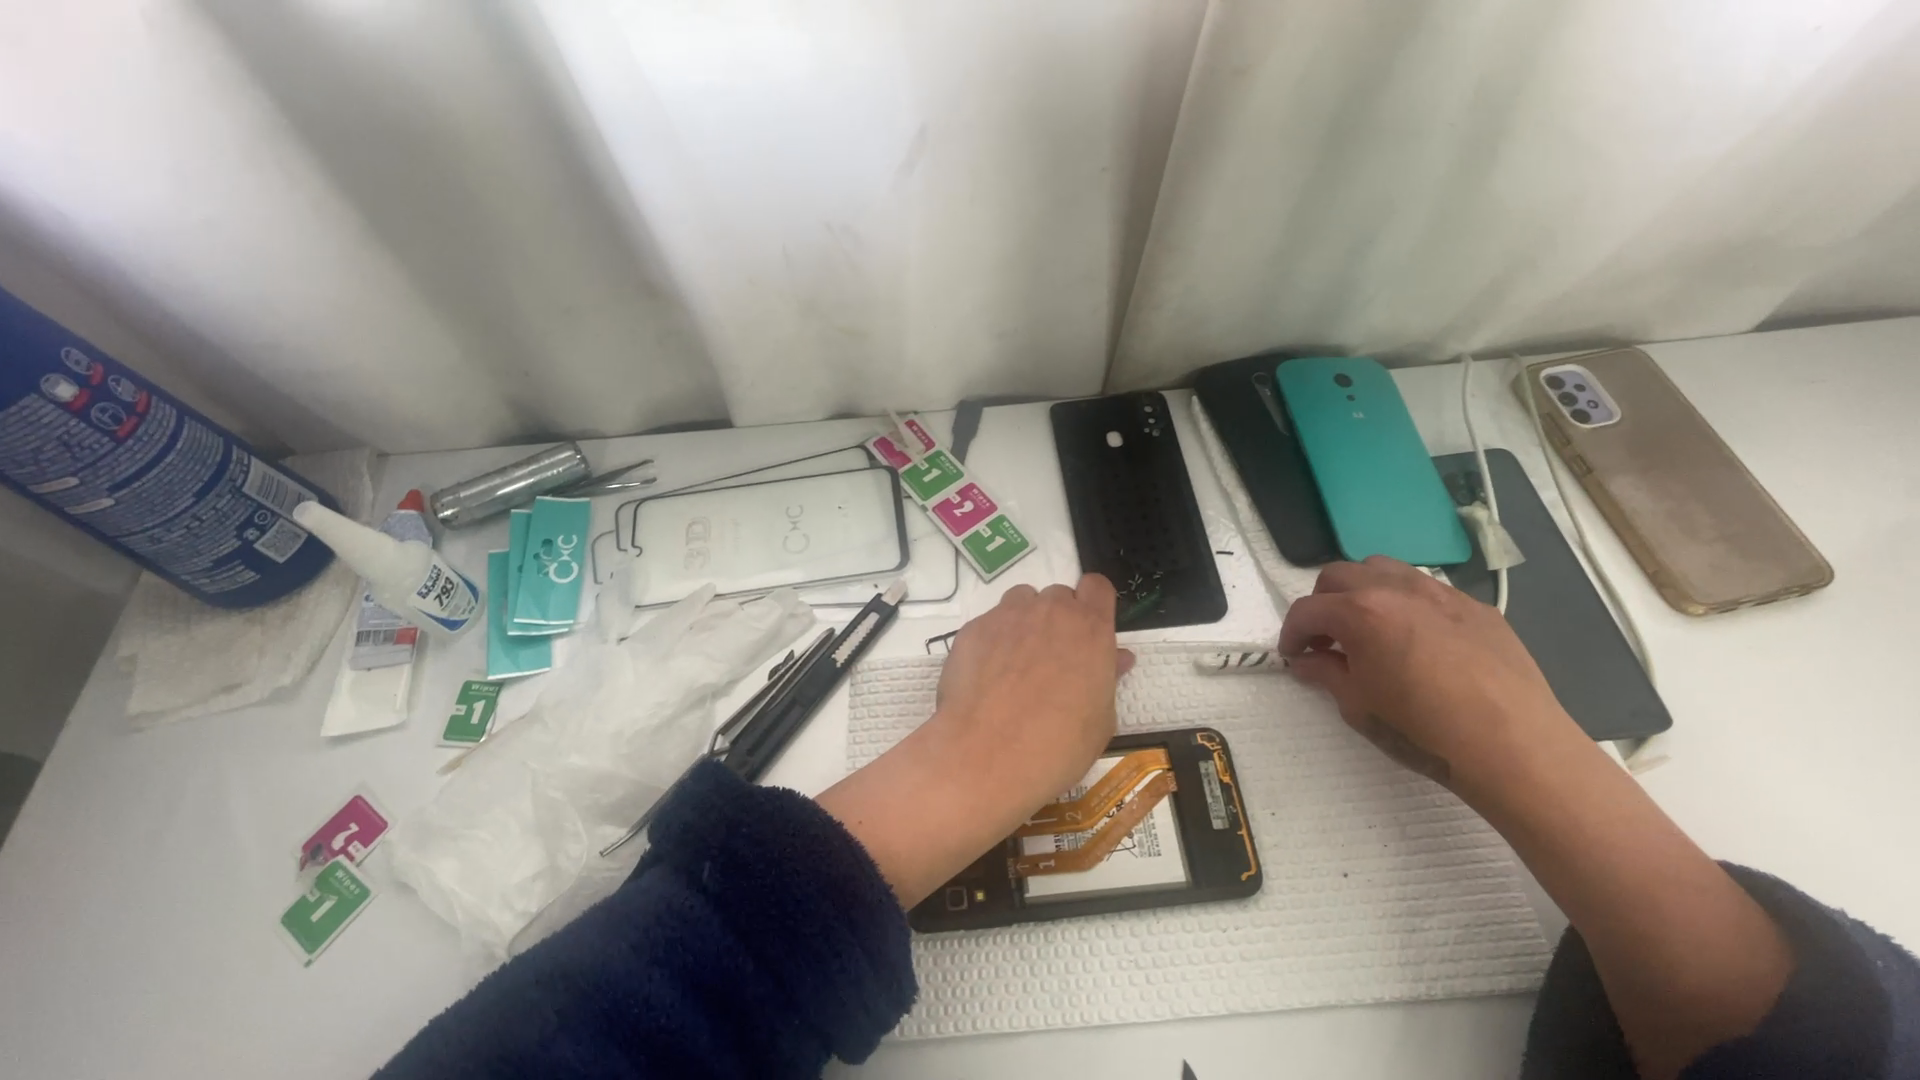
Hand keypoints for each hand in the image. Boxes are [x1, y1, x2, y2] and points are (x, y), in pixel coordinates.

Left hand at [816, 574, 1133, 906]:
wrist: (988, 756)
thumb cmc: (1059, 745)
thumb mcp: (1100, 720)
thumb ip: (1106, 678)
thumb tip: (1117, 658)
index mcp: (1090, 628)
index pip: (1097, 586)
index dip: (1093, 604)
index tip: (1089, 630)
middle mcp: (1049, 611)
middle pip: (1058, 596)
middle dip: (1058, 619)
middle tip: (1053, 660)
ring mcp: (1006, 617)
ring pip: (1021, 602)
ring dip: (1025, 622)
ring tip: (1017, 664)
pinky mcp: (972, 631)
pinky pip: (989, 625)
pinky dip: (992, 642)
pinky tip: (987, 678)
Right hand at [1278, 556, 1581, 803]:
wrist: (1513, 745)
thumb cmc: (1423, 730)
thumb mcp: (1359, 706)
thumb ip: (1326, 674)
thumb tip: (1307, 660)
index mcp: (1360, 612)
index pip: (1308, 610)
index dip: (1291, 633)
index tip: (1293, 655)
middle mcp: (1396, 589)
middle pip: (1340, 576)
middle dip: (1323, 603)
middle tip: (1326, 639)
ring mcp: (1440, 592)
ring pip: (1384, 570)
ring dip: (1364, 592)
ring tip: (1370, 630)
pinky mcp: (1475, 607)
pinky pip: (1427, 589)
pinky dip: (1407, 604)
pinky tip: (1419, 642)